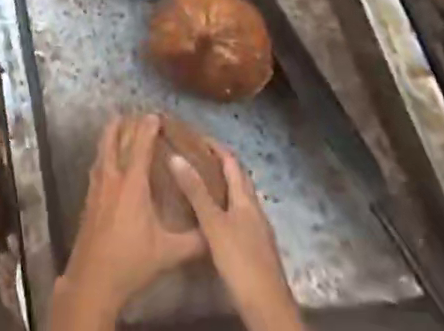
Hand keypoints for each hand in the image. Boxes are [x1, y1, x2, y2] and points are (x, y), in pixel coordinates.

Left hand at [55, 115, 205, 325]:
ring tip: (119, 126)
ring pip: (102, 149)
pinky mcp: (89, 196)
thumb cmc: (132, 260)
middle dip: (123, 124)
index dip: (147, 128)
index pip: (139, 146)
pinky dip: (104, 152)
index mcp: (132, 184)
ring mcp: (96, 186)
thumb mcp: (170, 253)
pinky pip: (97, 164)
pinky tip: (109, 160)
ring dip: (110, 134)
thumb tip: (217, 232)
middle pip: (113, 139)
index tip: (155, 115)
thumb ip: (195, 240)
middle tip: (134, 114)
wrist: (94, 276)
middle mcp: (112, 177)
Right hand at [170, 143, 305, 330]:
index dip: (215, 146)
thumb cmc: (240, 261)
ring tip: (193, 179)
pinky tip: (205, 214)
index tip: (194, 135)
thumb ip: (196, 191)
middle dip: (217, 162)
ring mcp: (256, 230)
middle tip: (190, 154)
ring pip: (236, 197)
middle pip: (237, 178)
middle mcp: (254, 211)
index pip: (232, 163)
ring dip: (218, 184)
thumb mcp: (214, 224)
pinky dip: (220, 204)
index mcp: (246, 200)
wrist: (267, 307)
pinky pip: (235, 214)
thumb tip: (176, 156)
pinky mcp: (253, 247)